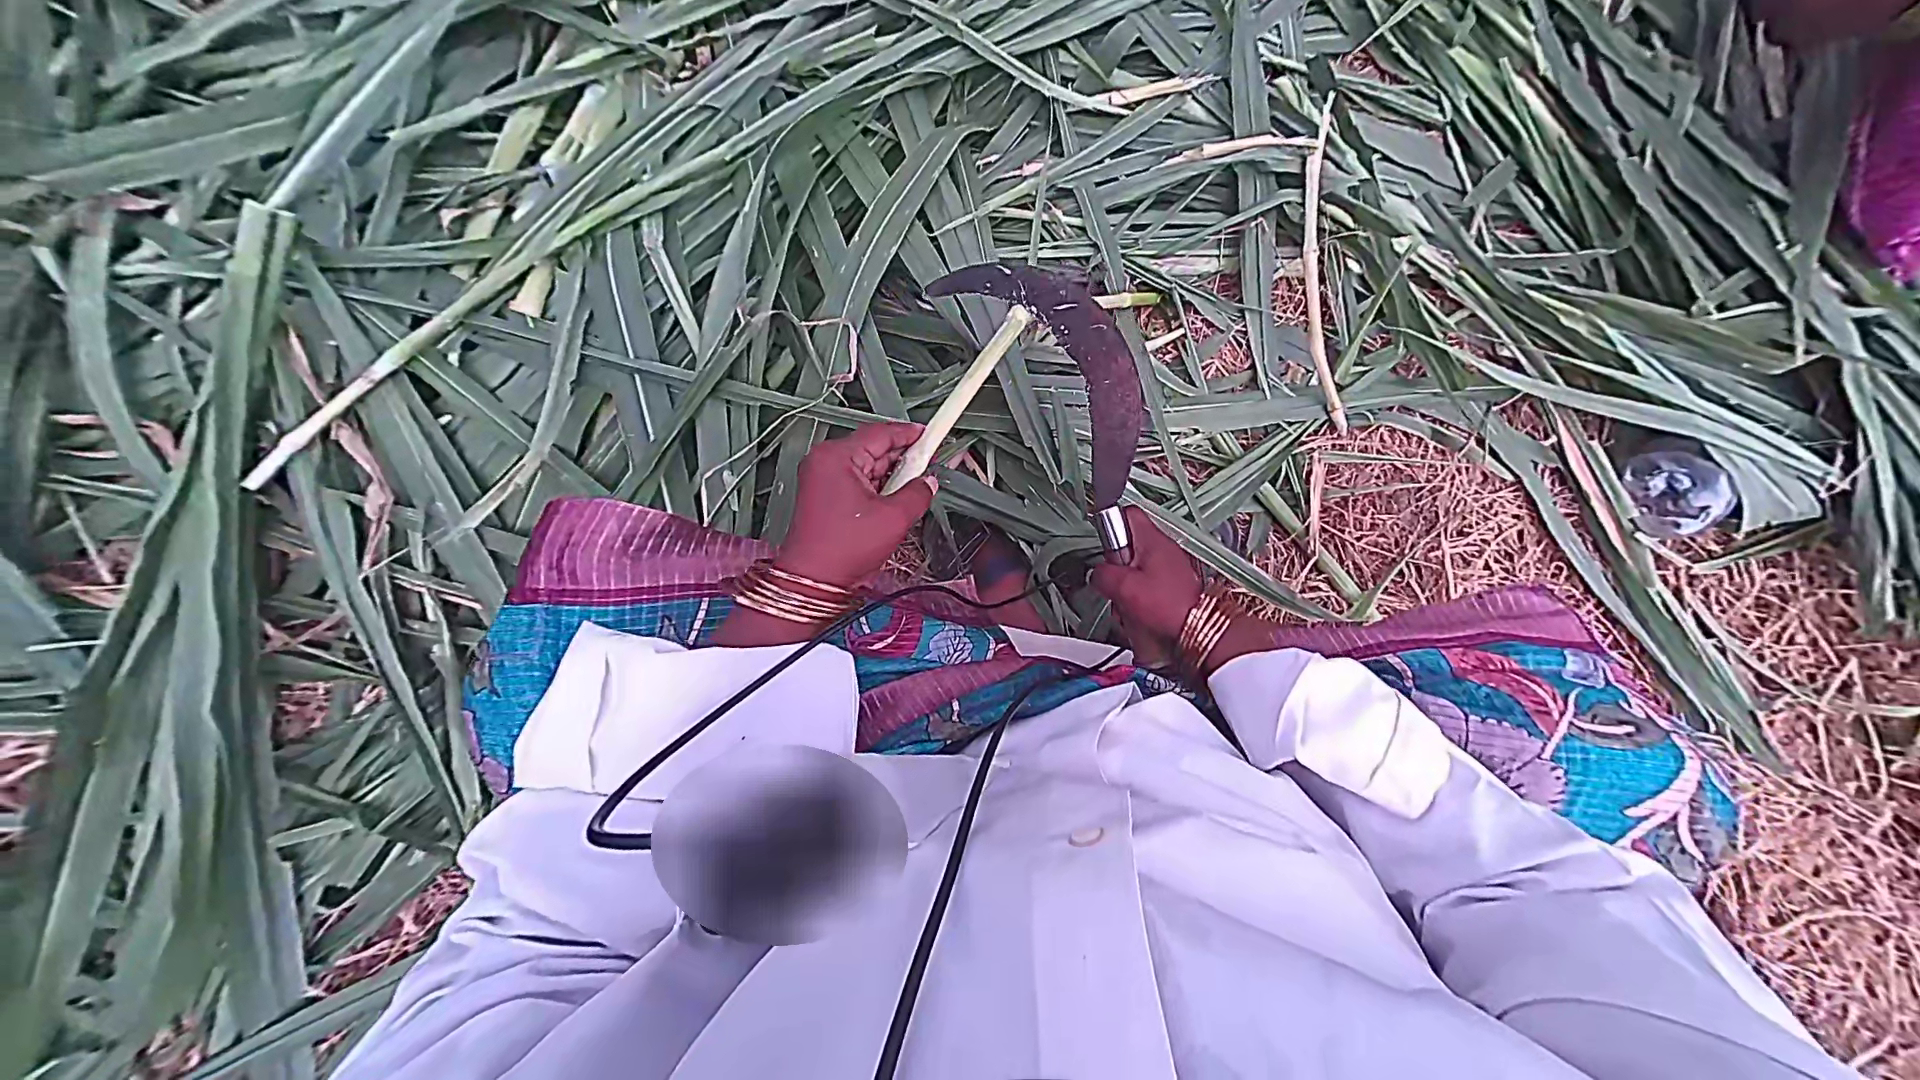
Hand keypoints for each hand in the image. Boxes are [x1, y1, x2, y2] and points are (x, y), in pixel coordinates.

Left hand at [777, 423, 937, 586]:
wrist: (813, 579)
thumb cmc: (843, 549)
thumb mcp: (894, 518)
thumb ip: (918, 493)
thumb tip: (928, 483)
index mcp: (837, 457)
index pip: (882, 433)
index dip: (910, 434)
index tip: (931, 435)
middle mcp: (824, 460)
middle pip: (873, 447)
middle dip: (902, 459)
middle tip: (926, 470)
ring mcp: (820, 476)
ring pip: (866, 465)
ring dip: (890, 476)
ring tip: (907, 494)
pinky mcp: (822, 492)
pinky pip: (856, 479)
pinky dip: (876, 487)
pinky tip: (890, 502)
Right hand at [1089, 507, 1201, 657]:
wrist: (1199, 630)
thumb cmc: (1169, 607)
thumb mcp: (1123, 587)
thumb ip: (1102, 574)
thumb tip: (1097, 573)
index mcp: (1153, 540)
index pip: (1128, 514)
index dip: (1110, 523)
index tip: (1103, 542)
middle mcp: (1165, 549)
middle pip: (1128, 546)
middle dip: (1116, 566)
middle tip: (1117, 580)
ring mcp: (1172, 567)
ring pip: (1136, 568)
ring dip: (1127, 585)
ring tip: (1129, 601)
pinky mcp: (1174, 586)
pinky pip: (1148, 584)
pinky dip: (1139, 596)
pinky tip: (1140, 611)